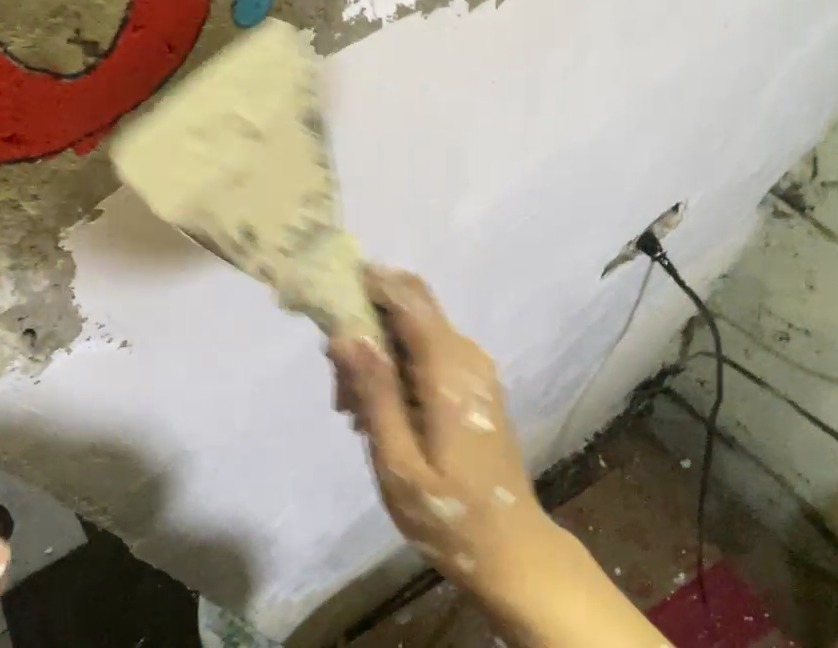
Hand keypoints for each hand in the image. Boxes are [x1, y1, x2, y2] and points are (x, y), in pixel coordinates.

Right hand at [328, 268, 552, 610]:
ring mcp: (471, 369)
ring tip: (354, 416)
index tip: (325, 306)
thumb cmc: (450, 516)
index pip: (405, 295)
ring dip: (374, 358)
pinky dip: (393, 372)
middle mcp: (464, 355)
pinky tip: (378, 418)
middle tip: (339, 392)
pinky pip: (423, 354)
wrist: (512, 553)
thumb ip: (374, 392)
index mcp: (448, 369)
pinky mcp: (470, 385)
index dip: (364, 284)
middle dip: (362, 331)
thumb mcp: (398, 462)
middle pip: (404, 308)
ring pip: (410, 331)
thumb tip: (346, 334)